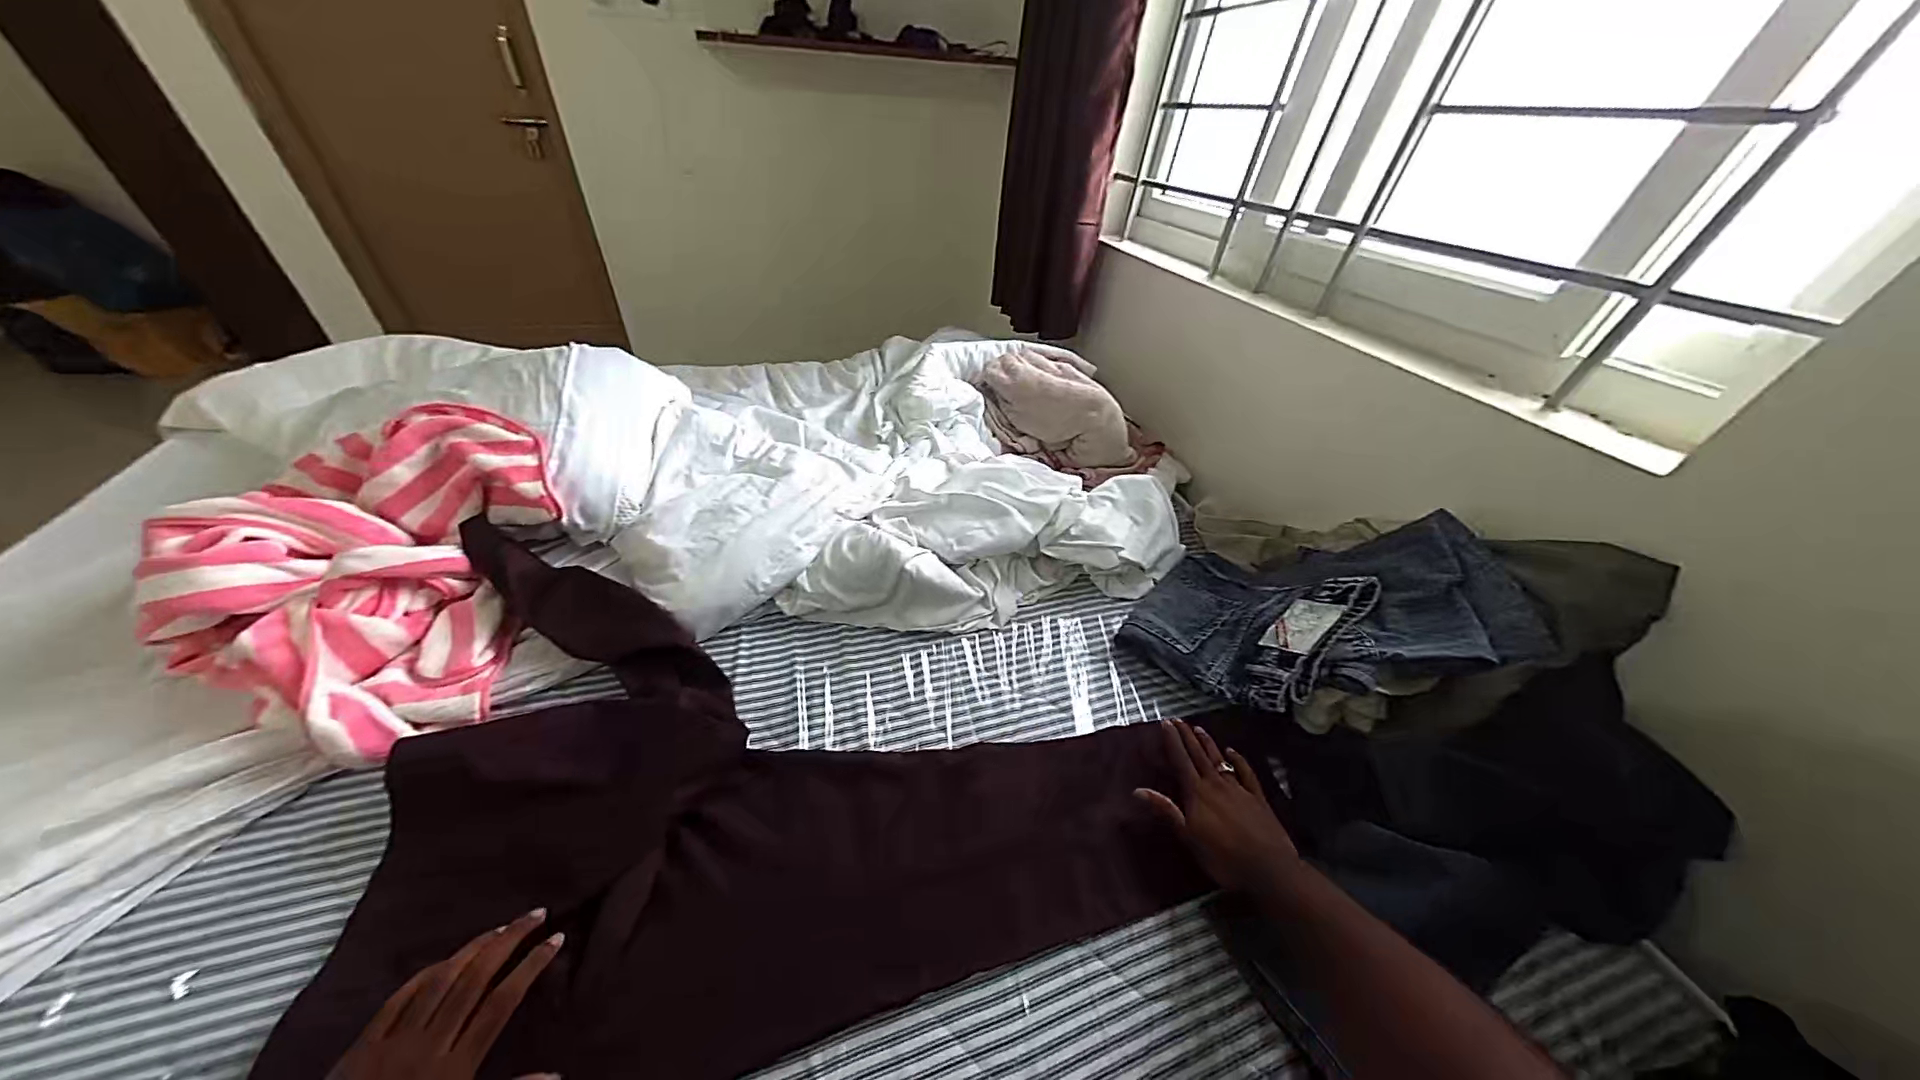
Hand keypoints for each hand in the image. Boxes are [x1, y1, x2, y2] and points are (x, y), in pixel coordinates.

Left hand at [327, 908, 563, 1079]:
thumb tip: (557, 1074)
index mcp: (456, 1068)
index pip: (503, 1002)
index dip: (532, 966)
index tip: (557, 939)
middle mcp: (429, 1046)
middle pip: (476, 979)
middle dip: (510, 941)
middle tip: (536, 915)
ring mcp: (393, 1043)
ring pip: (441, 980)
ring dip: (474, 948)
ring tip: (500, 928)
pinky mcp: (362, 1048)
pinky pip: (398, 999)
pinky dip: (426, 973)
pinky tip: (445, 960)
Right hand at [1135, 718, 1298, 893]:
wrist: (1269, 868)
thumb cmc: (1223, 857)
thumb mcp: (1188, 837)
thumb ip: (1166, 810)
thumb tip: (1138, 790)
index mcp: (1197, 793)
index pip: (1181, 761)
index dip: (1172, 741)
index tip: (1165, 723)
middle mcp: (1216, 785)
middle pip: (1198, 755)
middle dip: (1187, 736)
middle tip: (1178, 720)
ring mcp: (1239, 789)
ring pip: (1219, 760)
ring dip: (1208, 744)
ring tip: (1199, 729)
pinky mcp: (1258, 798)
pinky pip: (1246, 773)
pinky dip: (1238, 760)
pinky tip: (1233, 752)